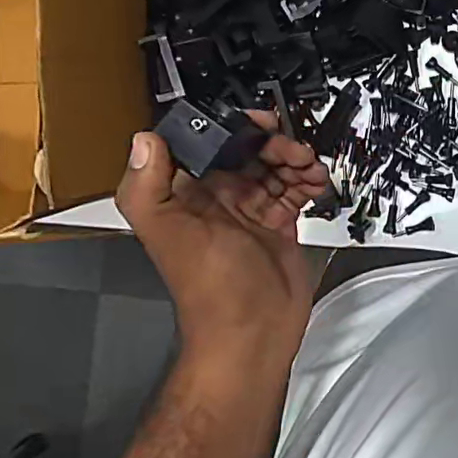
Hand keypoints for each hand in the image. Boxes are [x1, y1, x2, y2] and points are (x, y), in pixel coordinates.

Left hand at [115, 111, 330, 367]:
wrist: (254, 334)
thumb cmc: (211, 290)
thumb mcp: (171, 233)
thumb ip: (147, 187)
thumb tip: (143, 141)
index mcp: (187, 194)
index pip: (208, 143)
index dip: (232, 128)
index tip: (256, 123)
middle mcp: (218, 197)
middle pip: (247, 150)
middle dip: (272, 142)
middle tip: (290, 149)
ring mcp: (250, 209)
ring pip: (274, 164)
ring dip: (295, 158)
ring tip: (307, 167)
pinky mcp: (278, 222)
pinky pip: (294, 187)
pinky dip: (307, 178)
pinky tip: (315, 181)